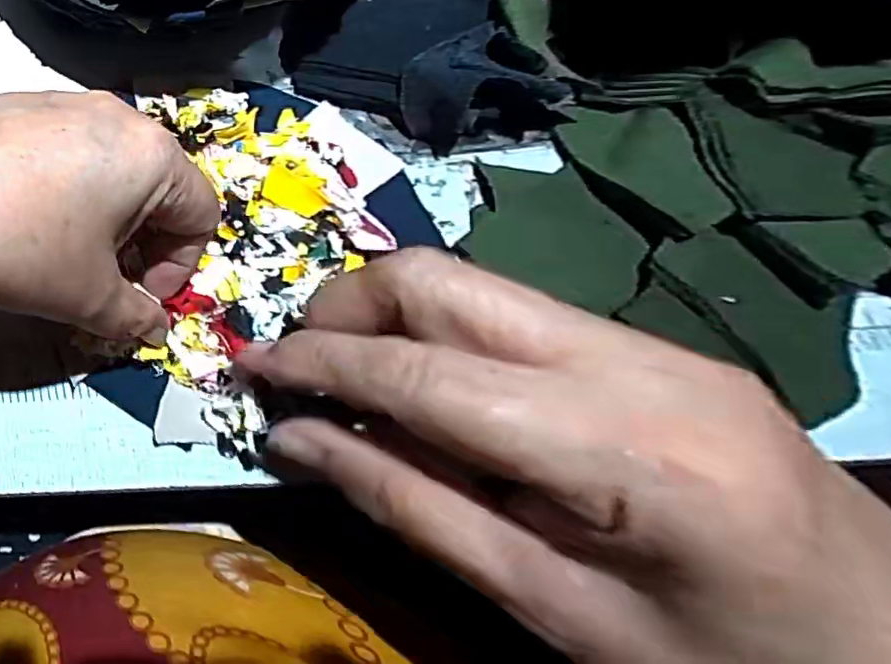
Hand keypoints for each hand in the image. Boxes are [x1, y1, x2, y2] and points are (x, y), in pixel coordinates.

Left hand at [0, 91, 216, 340]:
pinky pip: (65, 146)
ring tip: (61, 246)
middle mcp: (115, 114)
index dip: (180, 266)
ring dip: (105, 211)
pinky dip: (65, 183)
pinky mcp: (18, 101)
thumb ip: (137, 316)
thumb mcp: (89, 296)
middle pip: (157, 183)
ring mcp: (63, 100)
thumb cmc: (21, 250)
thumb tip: (153, 327)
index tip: (140, 296)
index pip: (201, 213)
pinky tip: (21, 212)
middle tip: (104, 277)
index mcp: (151, 153)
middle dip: (143, 239)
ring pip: (110, 163)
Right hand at [238, 248, 890, 663]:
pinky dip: (429, 328)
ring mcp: (640, 335)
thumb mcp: (553, 613)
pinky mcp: (637, 337)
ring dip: (381, 311)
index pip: (422, 374)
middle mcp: (628, 357)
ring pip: (460, 276)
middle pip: (438, 280)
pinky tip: (420, 380)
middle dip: (343, 309)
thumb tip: (296, 441)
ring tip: (346, 368)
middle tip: (298, 363)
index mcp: (622, 448)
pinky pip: (497, 305)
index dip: (320, 365)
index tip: (251, 366)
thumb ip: (410, 507)